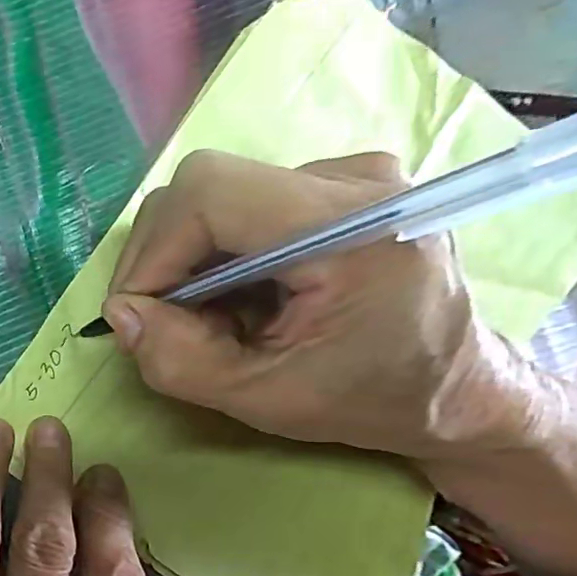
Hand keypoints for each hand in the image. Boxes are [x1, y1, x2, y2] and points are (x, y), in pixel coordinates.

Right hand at [99, 149, 540, 461]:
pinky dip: (208, 251)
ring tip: (209, 312)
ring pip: (210, 196)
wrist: (457, 387)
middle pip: (201, 188)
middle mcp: (351, 180)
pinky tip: (235, 293)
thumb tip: (118, 313)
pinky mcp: (331, 185)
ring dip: (183, 258)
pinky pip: (234, 203)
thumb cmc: (370, 399)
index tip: (140, 311)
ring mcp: (344, 175)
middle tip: (167, 321)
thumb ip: (179, 361)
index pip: (208, 193)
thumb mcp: (263, 399)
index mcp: (351, 228)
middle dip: (160, 258)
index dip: (153, 250)